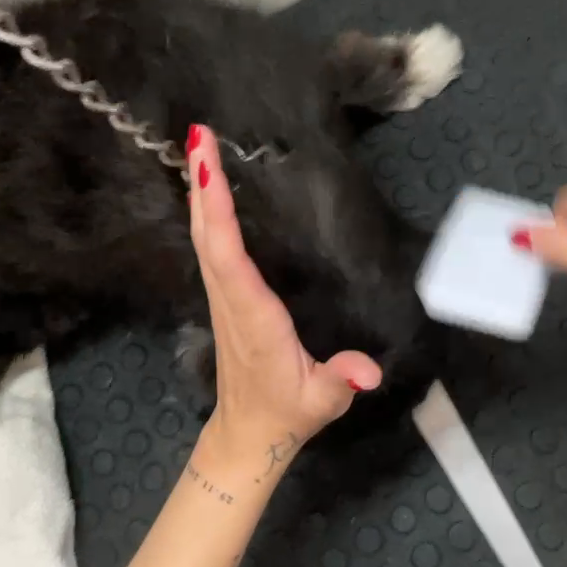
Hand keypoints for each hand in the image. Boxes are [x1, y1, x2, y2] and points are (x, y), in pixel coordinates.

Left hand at [186, 124, 381, 459]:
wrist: (248, 433)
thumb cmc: (286, 413)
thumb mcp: (321, 402)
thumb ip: (341, 382)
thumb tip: (368, 371)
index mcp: (255, 319)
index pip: (231, 261)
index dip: (218, 215)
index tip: (209, 170)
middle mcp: (231, 302)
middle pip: (208, 237)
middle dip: (201, 184)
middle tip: (197, 134)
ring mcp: (221, 299)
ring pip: (203, 240)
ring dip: (199, 193)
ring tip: (198, 147)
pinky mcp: (222, 299)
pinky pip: (209, 249)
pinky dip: (205, 214)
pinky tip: (205, 190)